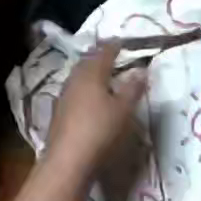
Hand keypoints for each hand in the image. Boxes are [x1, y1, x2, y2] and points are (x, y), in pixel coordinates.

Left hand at [47, 43, 147, 168]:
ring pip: (77, 77)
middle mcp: (74, 80)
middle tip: (108, 53)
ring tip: (100, 73)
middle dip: (97, 56)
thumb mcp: (124, 109)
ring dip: (89, 72)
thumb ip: (133, 88)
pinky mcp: (58, 113)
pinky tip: (87, 96)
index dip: (113, 46)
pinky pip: (73, 91)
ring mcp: (63, 97)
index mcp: (91, 74)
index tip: (120, 41)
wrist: (68, 160)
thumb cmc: (100, 130)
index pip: (103, 54)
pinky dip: (83, 87)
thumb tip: (141, 70)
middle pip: (86, 63)